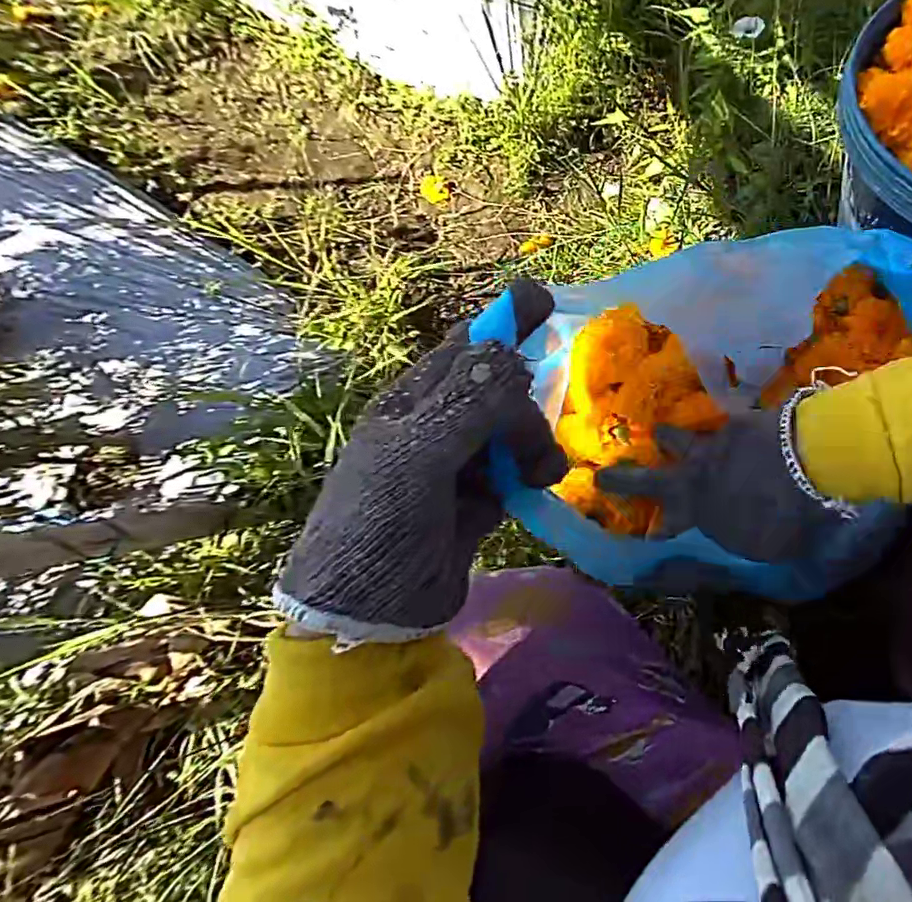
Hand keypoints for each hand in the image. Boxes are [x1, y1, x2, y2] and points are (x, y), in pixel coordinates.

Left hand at [273, 280, 565, 642]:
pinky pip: (522, 464)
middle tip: (537, 434)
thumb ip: (467, 404)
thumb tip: (513, 358)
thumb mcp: (416, 458)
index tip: (544, 299)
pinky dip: (536, 470)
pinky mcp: (483, 495)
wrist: (368, 613)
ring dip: (535, 442)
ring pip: (517, 425)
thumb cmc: (378, 526)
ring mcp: (463, 460)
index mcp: (415, 402)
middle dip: (526, 397)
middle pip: (499, 384)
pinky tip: (536, 486)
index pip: (465, 345)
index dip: (503, 319)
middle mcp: (440, 422)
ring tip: (539, 471)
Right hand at [594, 401, 854, 563]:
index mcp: (697, 512)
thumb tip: (691, 564)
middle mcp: (695, 477)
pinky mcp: (740, 420)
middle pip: (650, 480)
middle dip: (624, 480)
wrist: (813, 460)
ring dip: (668, 438)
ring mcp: (715, 444)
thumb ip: (723, 557)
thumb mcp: (756, 552)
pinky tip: (724, 424)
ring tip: (658, 431)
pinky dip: (718, 428)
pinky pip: (720, 424)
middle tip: (601, 475)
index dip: (652, 537)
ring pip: (680, 440)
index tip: (641, 542)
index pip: (663, 530)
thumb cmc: (787, 517)